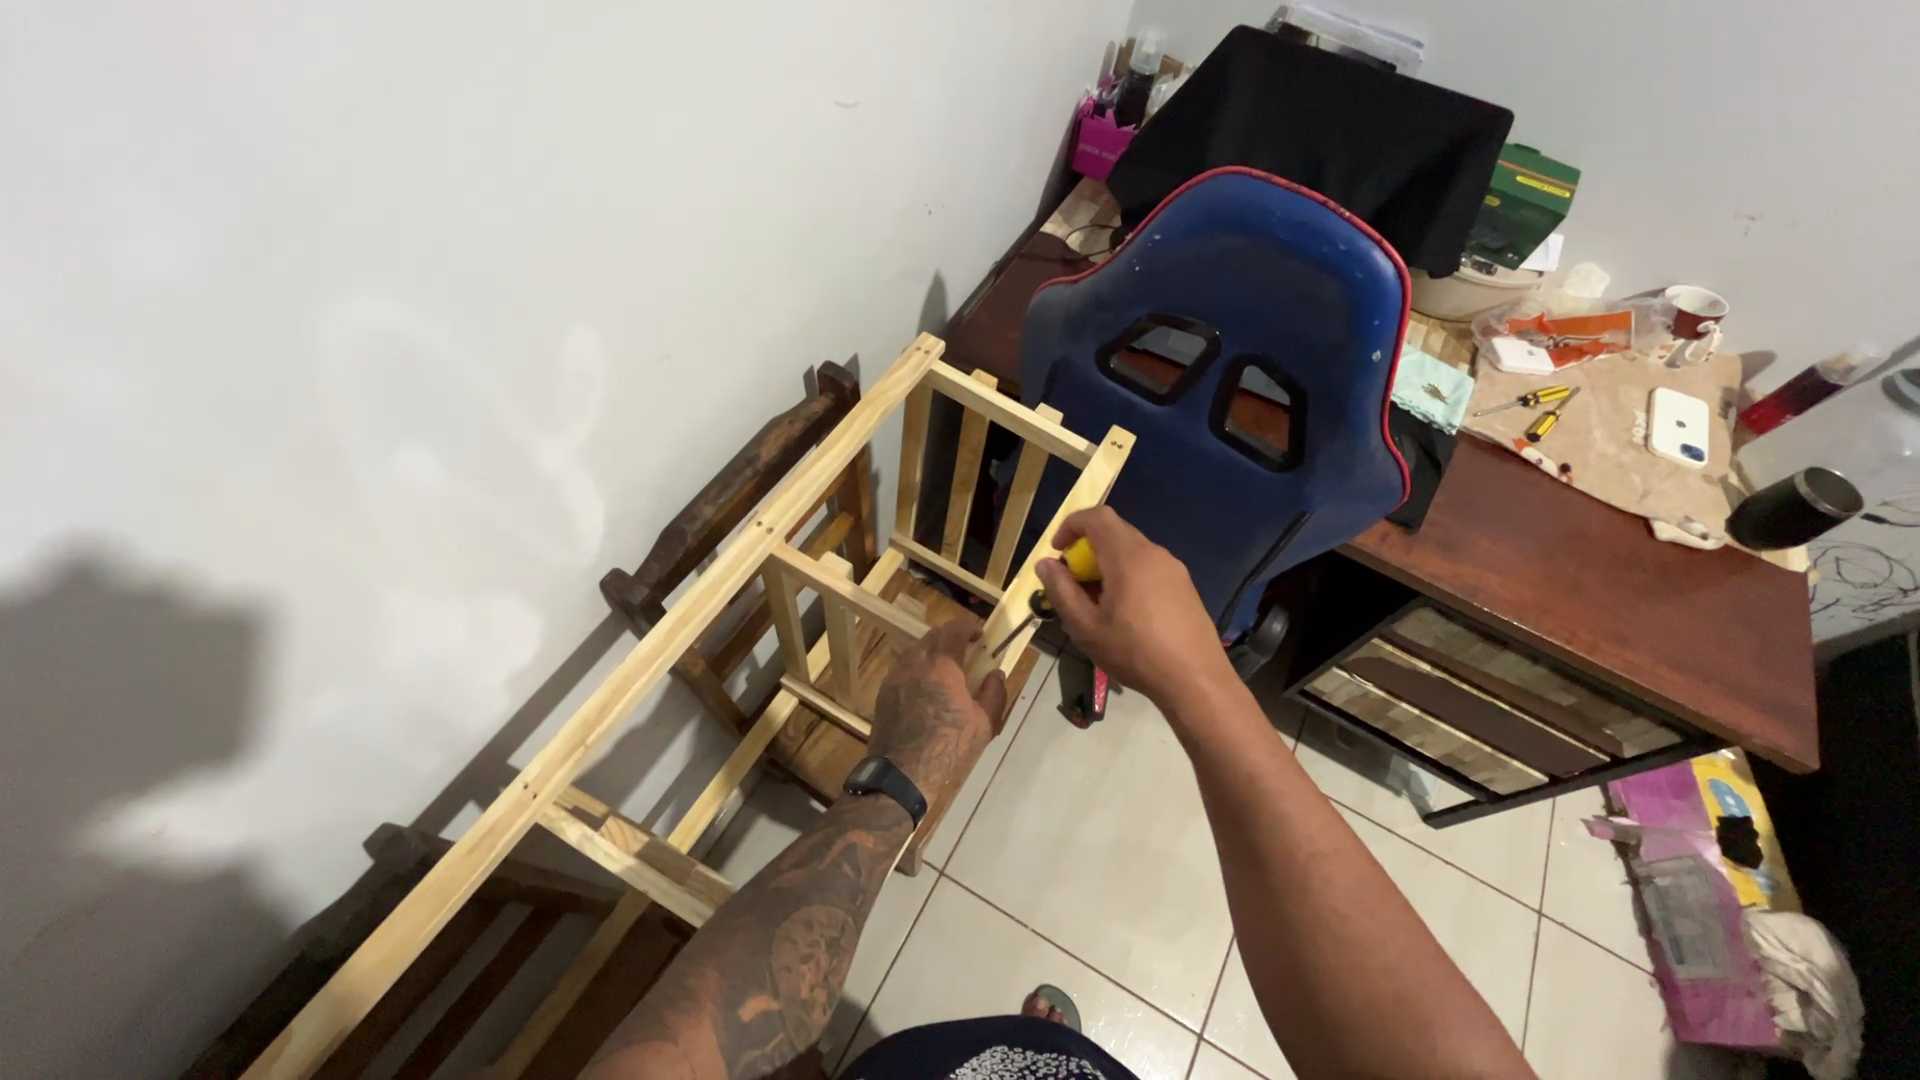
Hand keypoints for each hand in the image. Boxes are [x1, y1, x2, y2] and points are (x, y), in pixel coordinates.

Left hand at [868, 620, 1008, 799]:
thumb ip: (994, 693)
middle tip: (964, 650)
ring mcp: (896, 676)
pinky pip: (903, 668)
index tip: (979, 635)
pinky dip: (917, 668)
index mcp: (942, 666)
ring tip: (945, 668)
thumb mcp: (984, 724)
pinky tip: (925, 687)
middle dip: (949, 637)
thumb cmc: (949, 748)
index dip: (967, 627)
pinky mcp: (884, 692)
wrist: (903, 773)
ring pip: (915, 651)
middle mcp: (915, 663)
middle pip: (932, 636)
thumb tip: (996, 674)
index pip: (953, 630)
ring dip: (932, 651)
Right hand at [1035, 506, 1233, 707]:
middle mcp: (1154, 553)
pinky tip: (1126, 614)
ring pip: (1132, 551)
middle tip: (1074, 584)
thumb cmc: (1134, 652)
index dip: (1071, 525)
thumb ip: (1061, 591)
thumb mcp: (1085, 627)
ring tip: (1098, 603)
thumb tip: (1045, 564)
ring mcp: (1174, 569)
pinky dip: (1128, 576)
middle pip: (1115, 532)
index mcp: (1128, 557)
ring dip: (1108, 565)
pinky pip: (1149, 568)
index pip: (1097, 517)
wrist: (1195, 680)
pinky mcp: (1185, 587)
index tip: (1058, 552)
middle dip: (1087, 549)